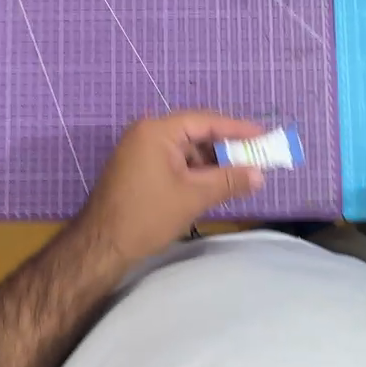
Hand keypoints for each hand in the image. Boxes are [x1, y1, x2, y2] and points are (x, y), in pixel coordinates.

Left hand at [72, 112, 267, 265]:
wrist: (101, 245)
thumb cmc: (147, 216)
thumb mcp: (193, 197)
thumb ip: (229, 181)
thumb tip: (260, 174)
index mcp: (157, 130)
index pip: (205, 121)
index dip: (237, 128)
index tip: (263, 135)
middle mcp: (148, 132)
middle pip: (196, 133)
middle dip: (226, 147)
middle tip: (257, 156)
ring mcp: (141, 150)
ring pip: (186, 149)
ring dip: (212, 162)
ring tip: (242, 174)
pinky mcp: (139, 168)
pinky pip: (175, 161)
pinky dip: (195, 171)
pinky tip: (215, 183)